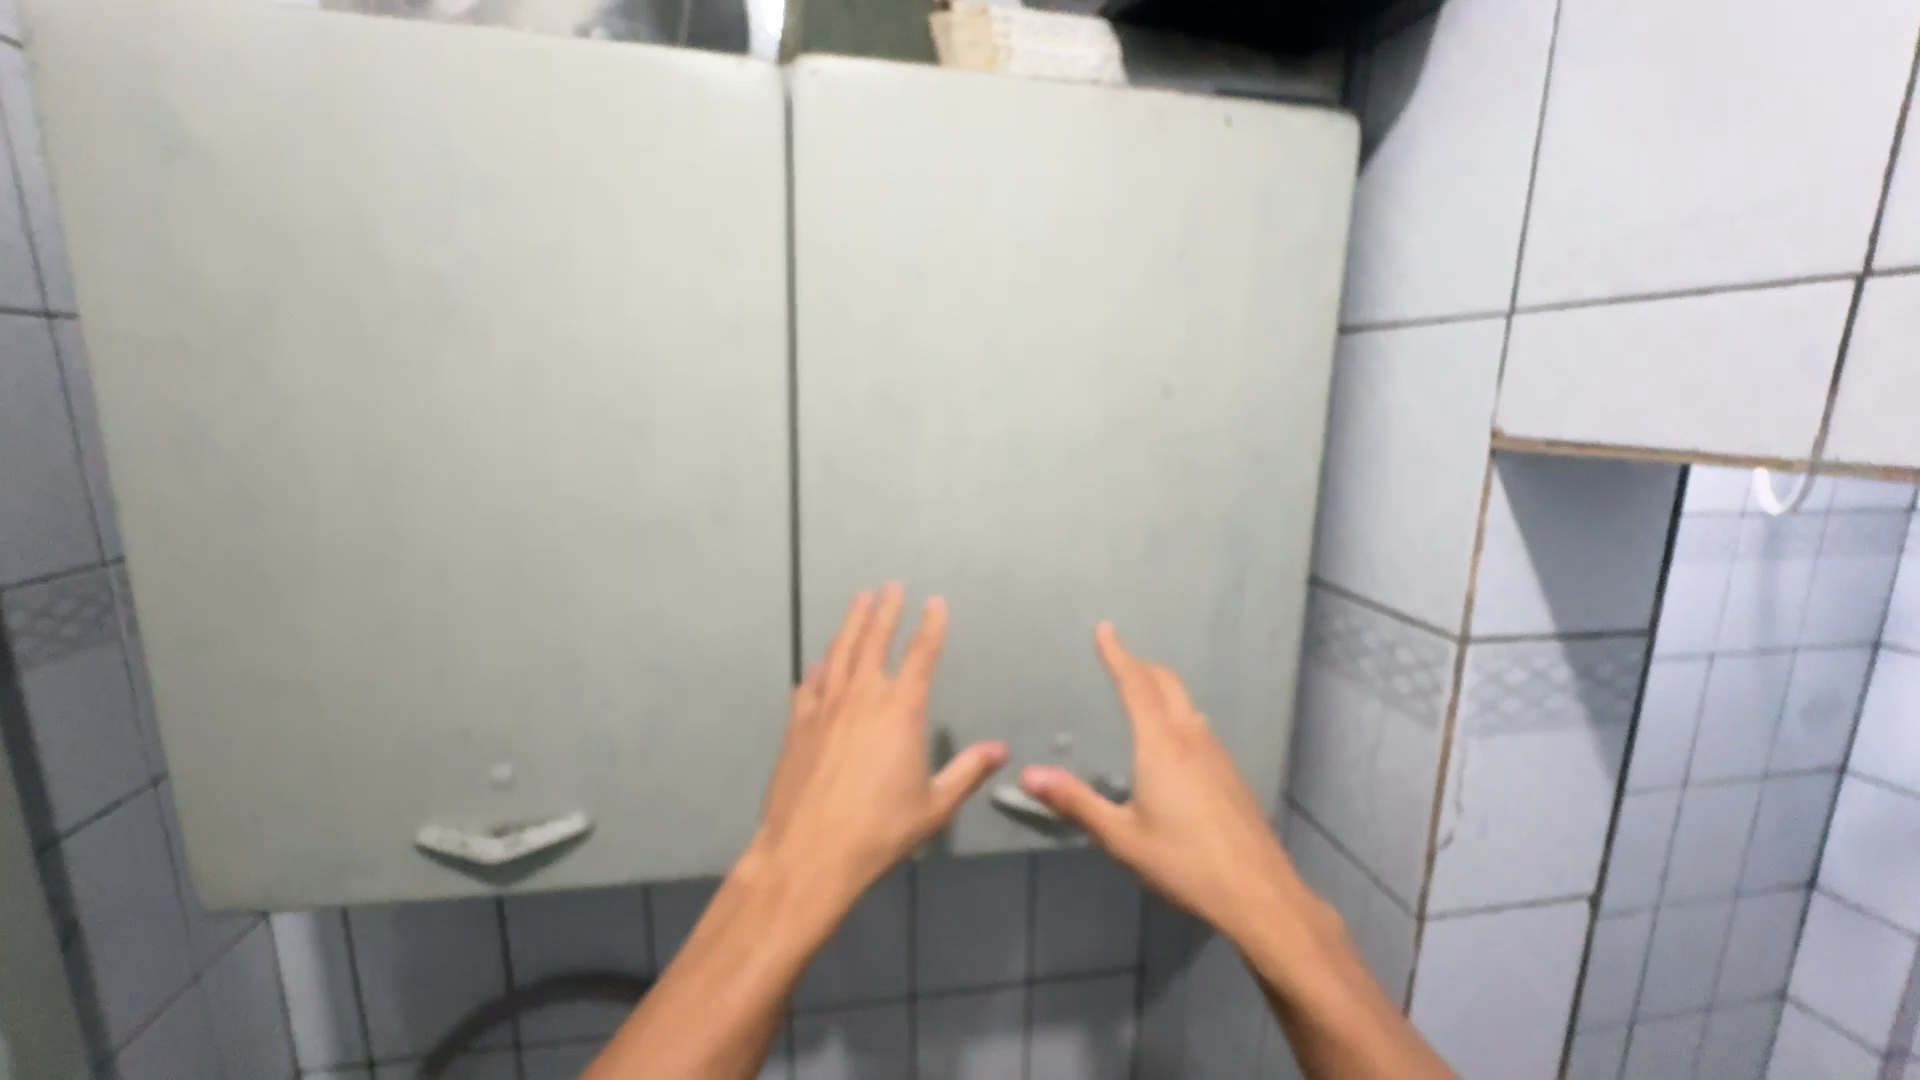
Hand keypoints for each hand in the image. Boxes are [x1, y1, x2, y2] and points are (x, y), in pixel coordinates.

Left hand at [748, 584, 1008, 906]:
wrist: (809, 852)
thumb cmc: (880, 830)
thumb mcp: (934, 806)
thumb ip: (967, 772)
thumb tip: (1001, 750)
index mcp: (900, 711)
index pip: (920, 656)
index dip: (931, 626)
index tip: (936, 602)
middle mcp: (862, 697)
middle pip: (875, 640)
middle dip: (886, 610)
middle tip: (891, 585)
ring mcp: (825, 707)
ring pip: (840, 652)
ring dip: (851, 623)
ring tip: (859, 599)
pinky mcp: (798, 724)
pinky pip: (810, 683)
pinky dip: (819, 665)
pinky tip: (821, 659)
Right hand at [1019, 624, 1319, 943]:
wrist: (1260, 895)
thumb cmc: (1184, 863)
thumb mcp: (1121, 837)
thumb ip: (1075, 802)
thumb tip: (1027, 775)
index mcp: (1161, 745)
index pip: (1136, 685)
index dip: (1118, 655)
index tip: (1105, 629)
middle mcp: (1191, 738)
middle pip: (1166, 684)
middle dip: (1141, 665)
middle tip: (1119, 658)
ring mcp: (1217, 754)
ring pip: (1187, 703)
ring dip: (1162, 688)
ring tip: (1142, 694)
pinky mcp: (1232, 774)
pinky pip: (1199, 726)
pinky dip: (1178, 713)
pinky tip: (1174, 743)